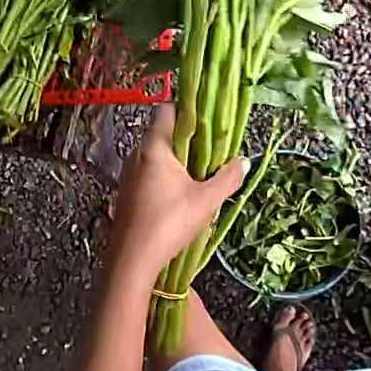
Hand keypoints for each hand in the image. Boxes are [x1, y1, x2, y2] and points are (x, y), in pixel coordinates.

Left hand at [108, 105, 246, 279]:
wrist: (131, 260)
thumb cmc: (168, 223)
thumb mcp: (206, 201)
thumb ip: (227, 178)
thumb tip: (243, 161)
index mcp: (154, 146)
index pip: (167, 109)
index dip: (189, 110)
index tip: (210, 123)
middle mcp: (136, 154)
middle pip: (164, 133)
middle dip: (189, 140)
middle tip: (212, 154)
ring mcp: (128, 175)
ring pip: (157, 156)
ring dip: (178, 162)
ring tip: (200, 177)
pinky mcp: (127, 194)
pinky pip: (149, 175)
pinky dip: (166, 178)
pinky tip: (181, 197)